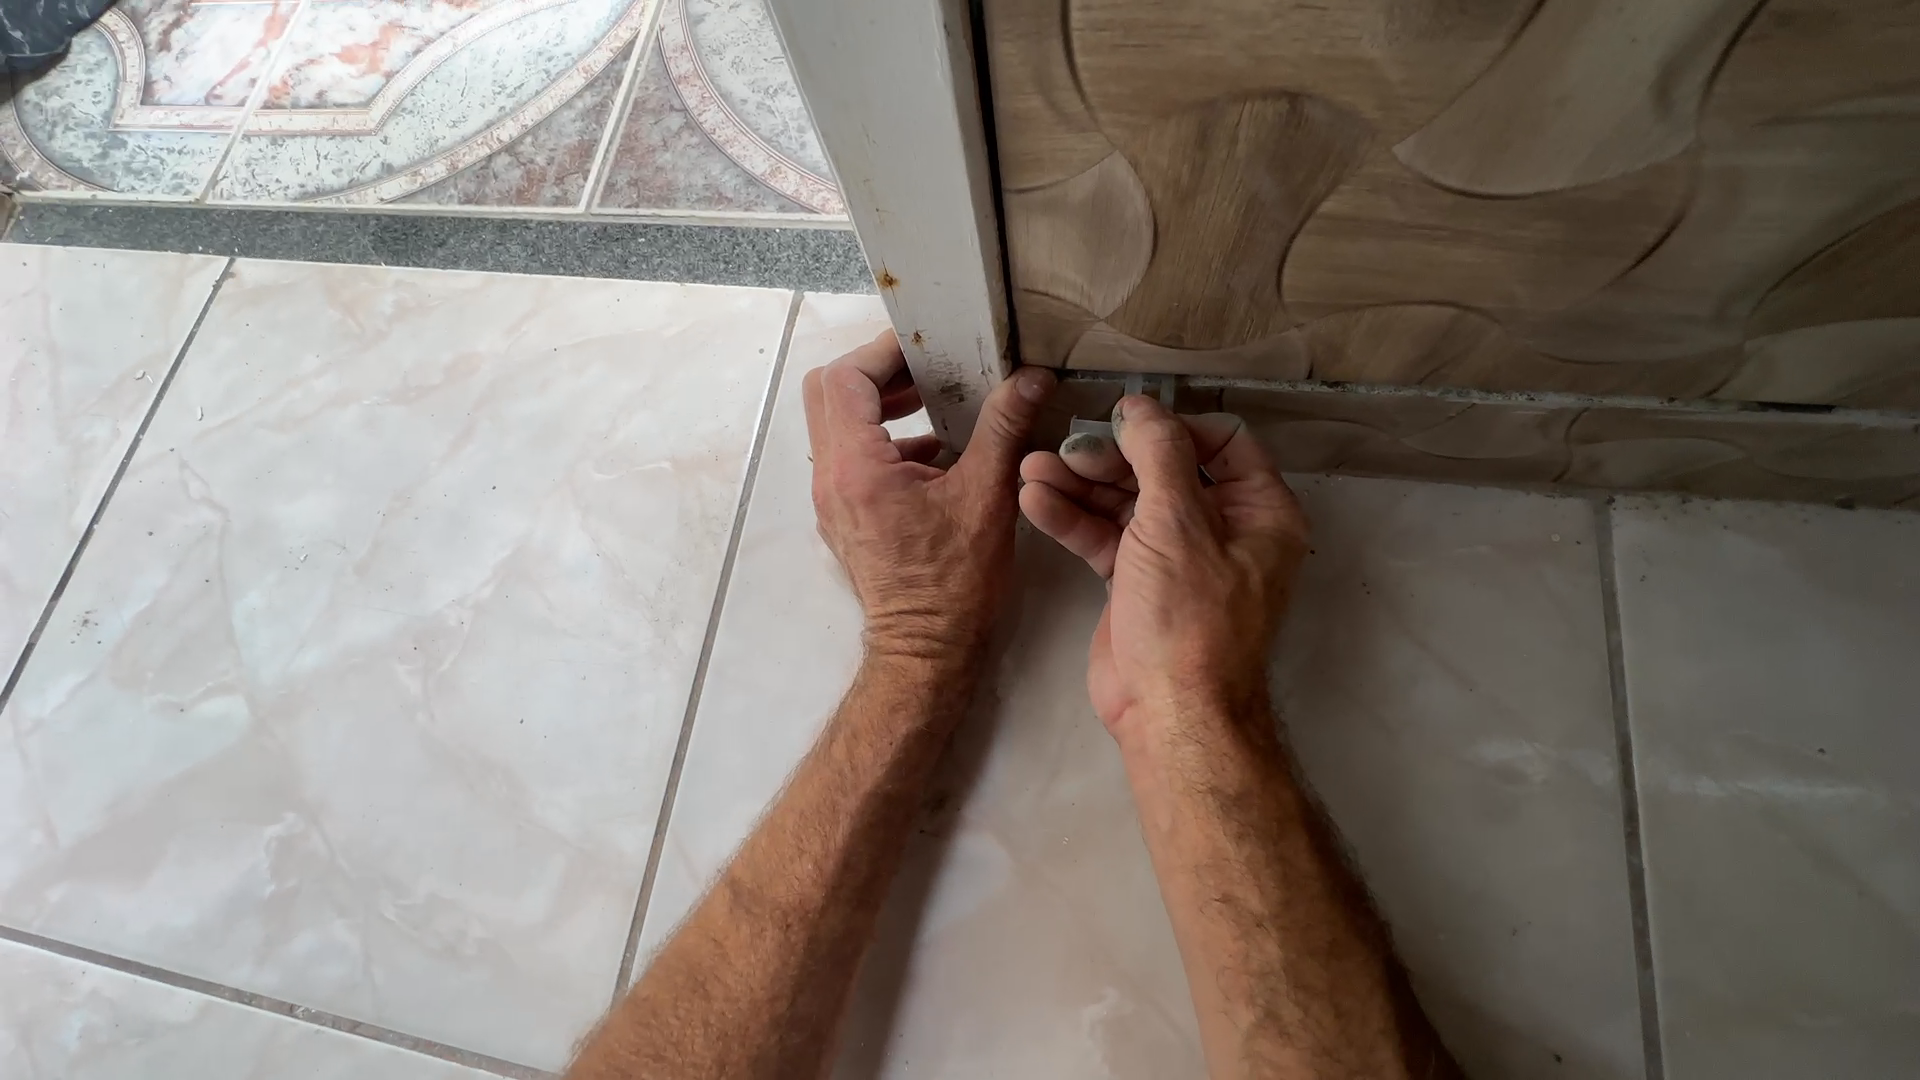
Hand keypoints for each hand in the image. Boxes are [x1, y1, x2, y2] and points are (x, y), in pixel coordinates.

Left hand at [804, 332, 1054, 663]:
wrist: (926, 649)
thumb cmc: (955, 581)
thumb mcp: (986, 497)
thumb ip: (1003, 427)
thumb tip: (1031, 377)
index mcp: (855, 468)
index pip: (845, 379)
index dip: (884, 352)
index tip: (930, 347)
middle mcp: (829, 479)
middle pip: (829, 395)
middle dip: (877, 372)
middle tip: (929, 370)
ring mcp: (832, 500)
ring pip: (837, 426)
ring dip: (880, 405)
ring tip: (936, 402)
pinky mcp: (845, 517)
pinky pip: (851, 458)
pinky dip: (884, 441)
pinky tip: (934, 453)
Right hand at [1018, 395, 1308, 743]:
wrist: (1167, 711)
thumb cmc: (1187, 613)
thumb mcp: (1177, 523)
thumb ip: (1159, 454)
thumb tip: (1141, 404)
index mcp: (1257, 510)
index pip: (1222, 442)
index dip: (1172, 427)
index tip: (1122, 421)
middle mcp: (1220, 527)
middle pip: (1162, 470)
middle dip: (1110, 459)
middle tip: (1063, 452)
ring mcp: (1174, 555)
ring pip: (1126, 503)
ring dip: (1080, 486)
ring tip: (1030, 470)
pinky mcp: (1135, 580)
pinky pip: (1106, 538)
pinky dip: (1073, 520)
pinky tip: (1035, 502)